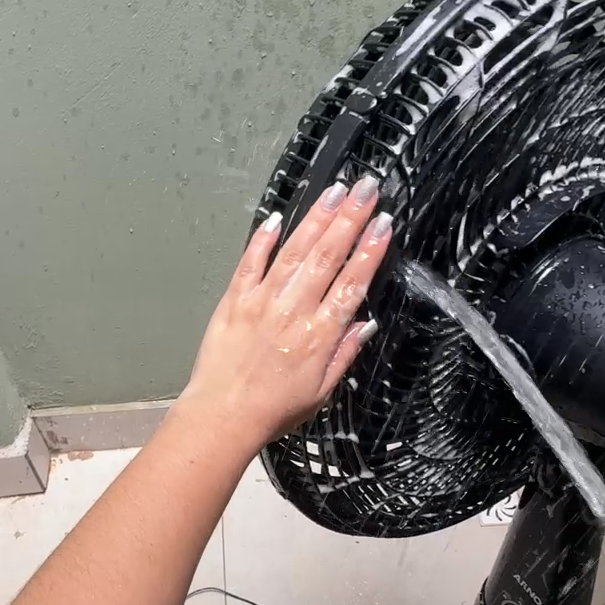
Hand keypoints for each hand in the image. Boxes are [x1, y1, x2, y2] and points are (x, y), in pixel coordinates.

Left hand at [176, 176, 392, 448]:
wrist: (222, 417)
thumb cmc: (272, 411)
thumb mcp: (320, 393)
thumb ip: (344, 355)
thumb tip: (365, 323)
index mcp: (318, 336)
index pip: (351, 284)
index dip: (370, 251)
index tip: (383, 223)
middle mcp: (292, 312)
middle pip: (326, 256)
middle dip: (349, 218)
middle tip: (366, 188)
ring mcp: (261, 303)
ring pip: (293, 252)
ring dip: (315, 219)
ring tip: (334, 190)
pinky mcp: (233, 302)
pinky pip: (249, 264)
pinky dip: (262, 240)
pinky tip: (276, 218)